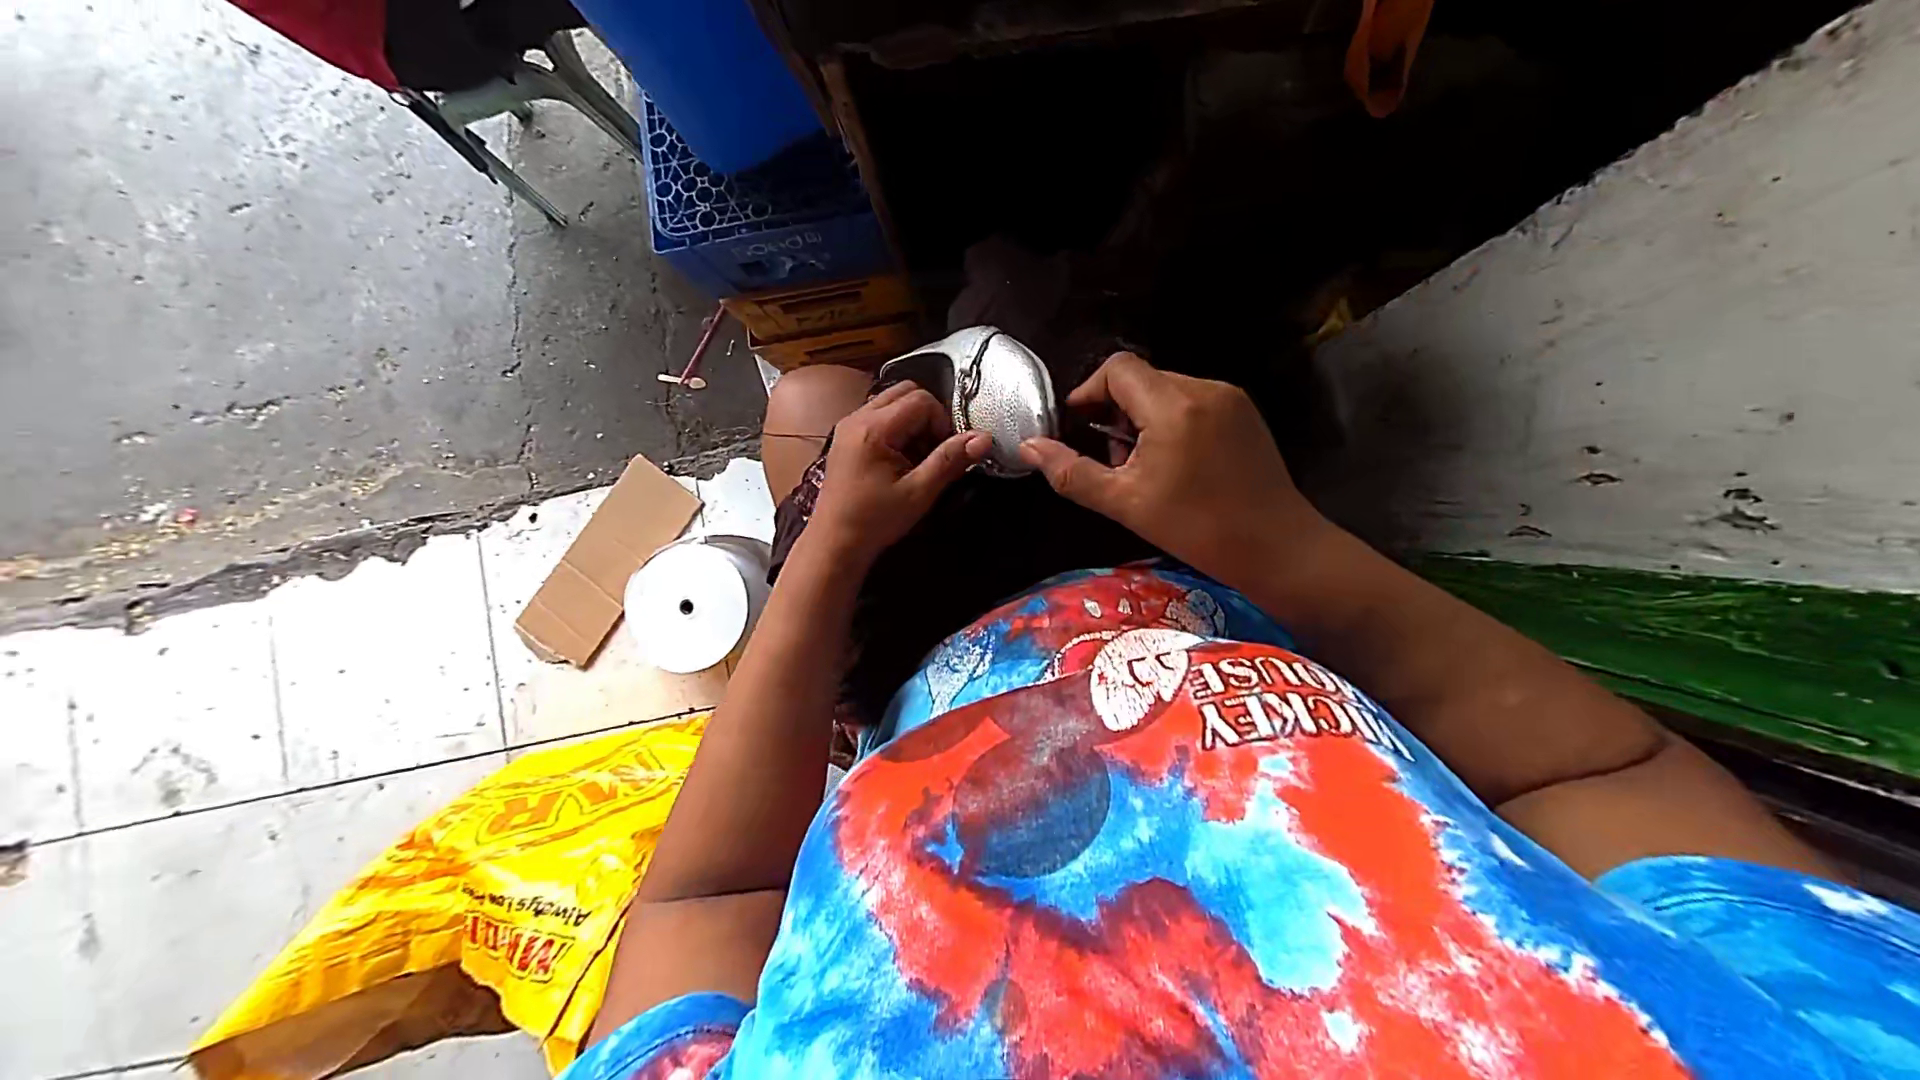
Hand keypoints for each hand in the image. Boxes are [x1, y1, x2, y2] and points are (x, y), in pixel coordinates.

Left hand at [807, 380, 991, 568]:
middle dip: (929, 417)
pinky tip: (900, 461)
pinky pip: (880, 415)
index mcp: (873, 429)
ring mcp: (849, 425)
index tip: (943, 453)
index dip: (942, 422)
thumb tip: (983, 438)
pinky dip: (898, 429)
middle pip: (906, 391)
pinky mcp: (847, 436)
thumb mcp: (919, 493)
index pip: (921, 400)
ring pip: (893, 401)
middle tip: (932, 452)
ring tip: (916, 458)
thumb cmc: (874, 521)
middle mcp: (857, 418)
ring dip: (914, 423)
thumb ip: (951, 461)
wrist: (835, 542)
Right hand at [1018, 352, 1328, 580]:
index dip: (1088, 391)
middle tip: (1113, 459)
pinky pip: (1193, 402)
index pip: (1118, 369)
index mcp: (1174, 406)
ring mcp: (1230, 399)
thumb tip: (1029, 448)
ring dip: (1141, 418)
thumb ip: (1071, 472)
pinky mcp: (1244, 414)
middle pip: (1141, 379)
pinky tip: (1174, 464)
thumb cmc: (1196, 528)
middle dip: (1115, 412)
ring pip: (1166, 390)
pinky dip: (1170, 422)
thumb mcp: (1124, 503)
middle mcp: (1204, 389)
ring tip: (1142, 466)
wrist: (1276, 547)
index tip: (1076, 426)